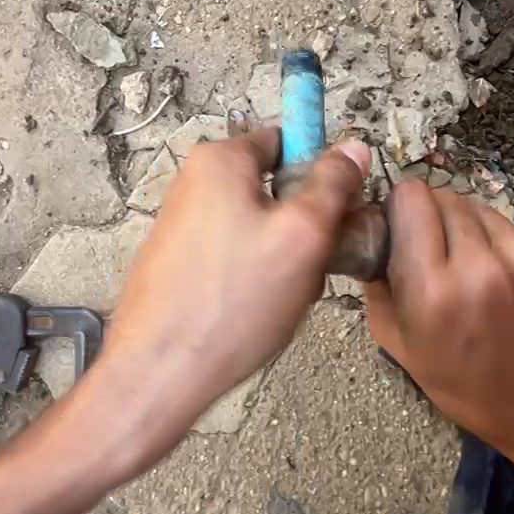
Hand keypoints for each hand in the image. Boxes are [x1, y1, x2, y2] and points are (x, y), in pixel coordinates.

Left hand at [88, 128, 370, 462]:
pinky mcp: (176, 261)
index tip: (338, 213)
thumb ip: (333, 184)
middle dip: (302, 223)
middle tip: (314, 265)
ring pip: (257, 225)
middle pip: (272, 185)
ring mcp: (181, 222)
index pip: (287, 140)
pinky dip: (254, 274)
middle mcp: (193, 181)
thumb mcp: (303, 234)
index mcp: (219, 159)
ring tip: (286, 295)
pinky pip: (233, 253)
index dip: (321, 172)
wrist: (158, 373)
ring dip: (283, 254)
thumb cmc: (235, 298)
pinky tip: (258, 310)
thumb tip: (354, 145)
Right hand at [364, 181, 513, 459]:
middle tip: (439, 254)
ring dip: (469, 230)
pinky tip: (507, 279)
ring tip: (475, 270)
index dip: (403, 211)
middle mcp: (479, 265)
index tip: (405, 231)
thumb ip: (378, 284)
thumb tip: (374, 232)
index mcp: (433, 290)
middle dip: (434, 219)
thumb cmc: (466, 383)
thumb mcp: (399, 345)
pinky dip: (503, 243)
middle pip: (443, 197)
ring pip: (478, 208)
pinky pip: (512, 225)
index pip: (410, 199)